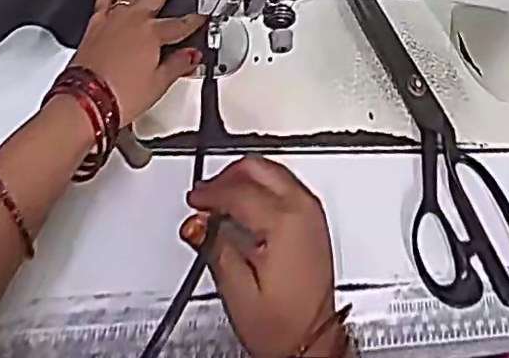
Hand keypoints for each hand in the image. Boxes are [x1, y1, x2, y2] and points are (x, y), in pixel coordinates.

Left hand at [73, 0, 204, 122]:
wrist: (86, 102)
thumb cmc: (119, 95)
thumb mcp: (158, 84)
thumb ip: (178, 65)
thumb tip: (191, 57)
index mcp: (153, 34)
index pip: (181, 24)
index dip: (194, 20)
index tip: (202, 16)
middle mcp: (134, 21)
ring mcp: (113, 21)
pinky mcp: (95, 26)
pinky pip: (103, 1)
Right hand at [182, 157, 339, 357]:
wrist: (314, 342)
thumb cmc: (283, 325)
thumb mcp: (239, 293)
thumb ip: (216, 250)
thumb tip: (196, 222)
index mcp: (285, 221)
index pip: (239, 191)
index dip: (211, 193)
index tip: (195, 200)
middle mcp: (302, 207)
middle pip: (257, 168)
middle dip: (226, 177)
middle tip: (205, 196)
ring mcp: (310, 208)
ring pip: (270, 170)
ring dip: (242, 177)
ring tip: (220, 200)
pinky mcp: (313, 214)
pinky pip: (282, 182)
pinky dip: (259, 184)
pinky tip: (243, 203)